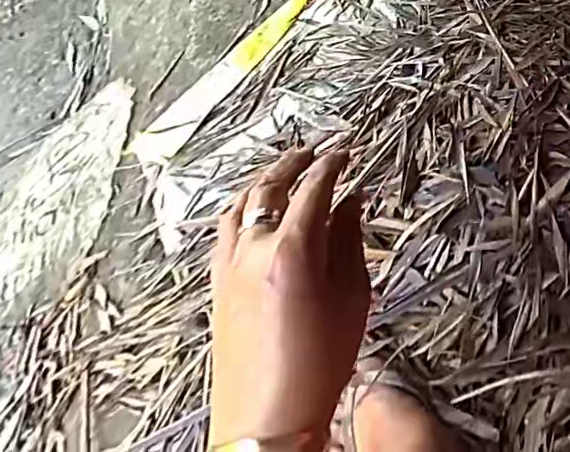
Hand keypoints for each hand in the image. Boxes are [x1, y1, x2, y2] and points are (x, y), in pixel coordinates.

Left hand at [210, 147, 369, 447]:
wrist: (268, 420)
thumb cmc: (316, 364)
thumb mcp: (352, 293)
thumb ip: (350, 238)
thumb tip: (352, 202)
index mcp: (294, 248)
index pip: (315, 185)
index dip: (333, 162)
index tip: (345, 153)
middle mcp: (255, 251)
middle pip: (271, 187)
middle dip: (295, 162)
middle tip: (314, 150)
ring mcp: (230, 268)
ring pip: (241, 205)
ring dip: (265, 180)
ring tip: (282, 170)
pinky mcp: (217, 287)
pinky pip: (225, 231)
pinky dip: (242, 208)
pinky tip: (253, 209)